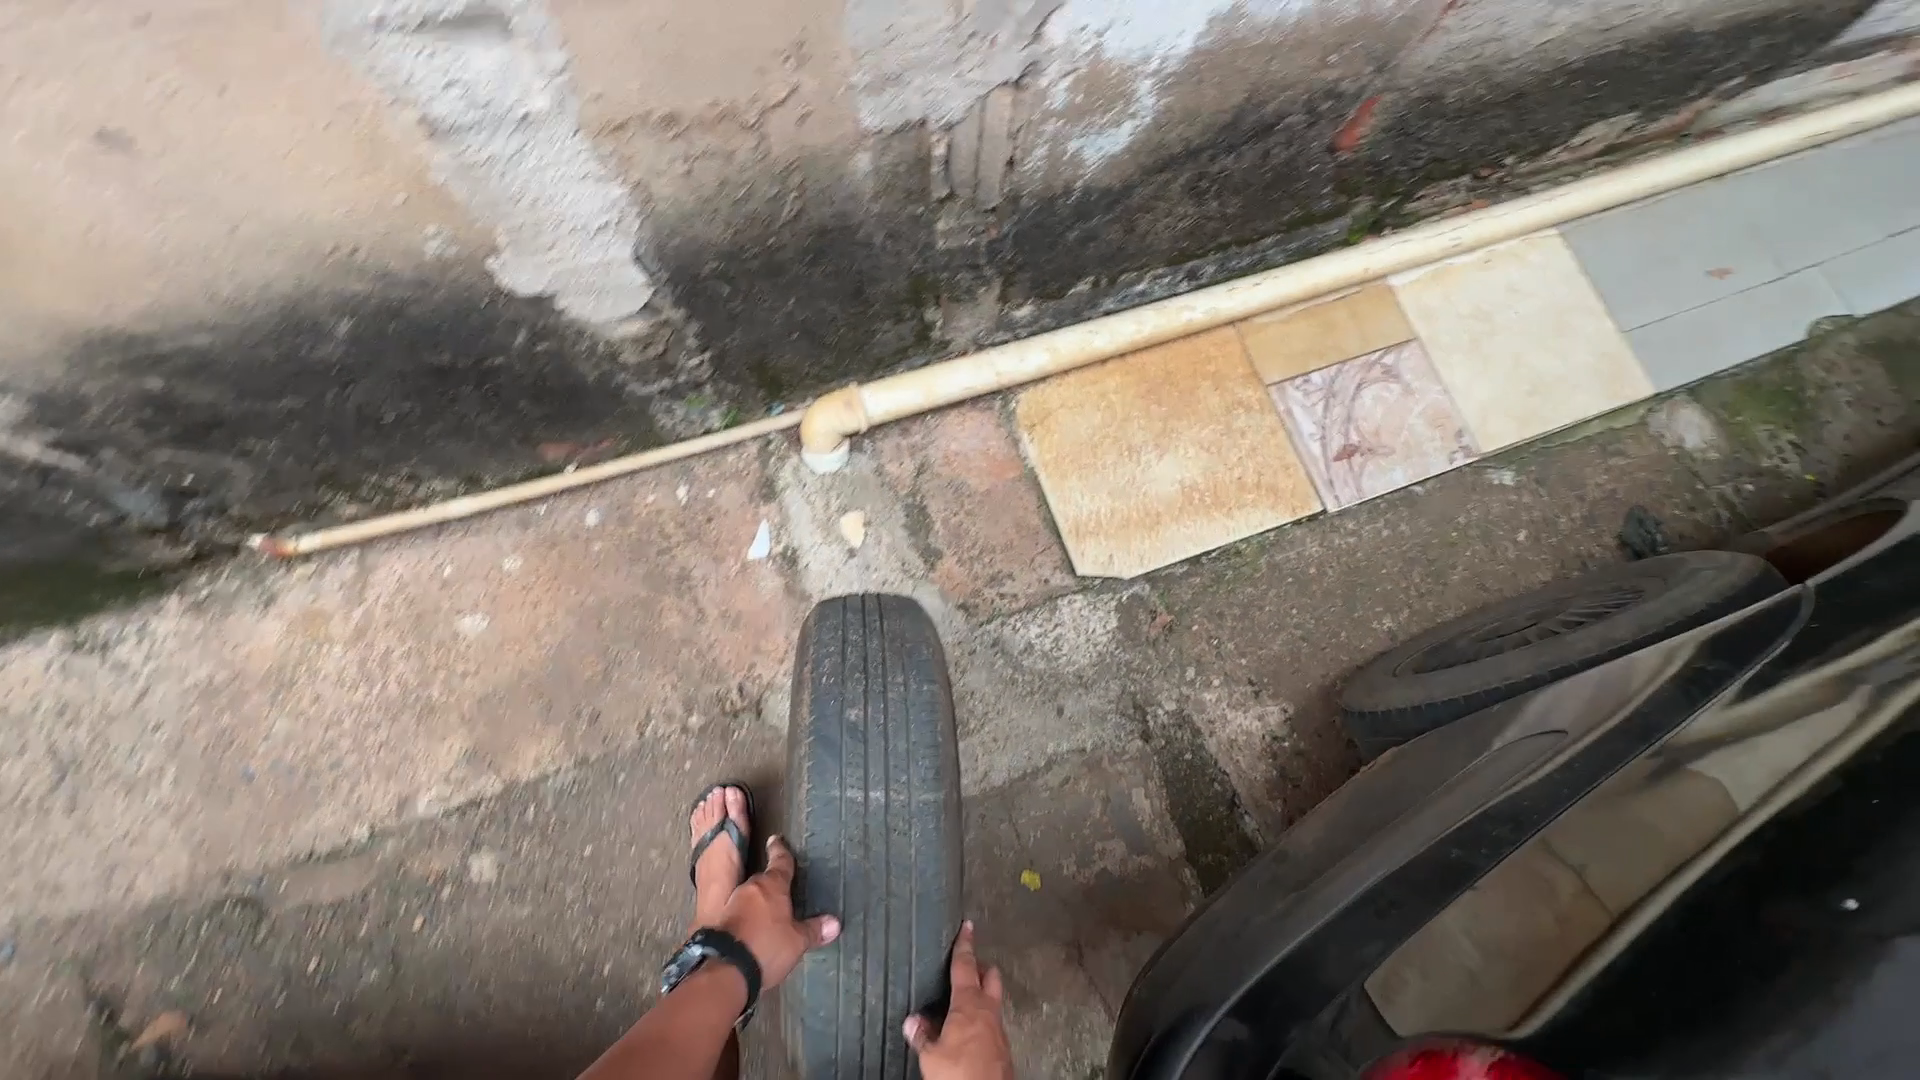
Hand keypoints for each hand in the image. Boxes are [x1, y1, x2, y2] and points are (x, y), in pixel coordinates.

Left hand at [708, 834, 839, 989]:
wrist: (724, 971)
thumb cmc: (766, 947)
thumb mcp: (797, 941)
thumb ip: (814, 930)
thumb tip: (835, 923)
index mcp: (771, 885)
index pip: (780, 862)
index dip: (781, 851)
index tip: (776, 839)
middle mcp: (749, 889)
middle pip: (763, 880)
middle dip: (771, 884)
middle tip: (781, 889)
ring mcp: (730, 905)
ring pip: (747, 897)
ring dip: (756, 903)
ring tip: (767, 914)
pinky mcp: (718, 924)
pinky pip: (736, 914)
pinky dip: (744, 918)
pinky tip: (750, 931)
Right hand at [903, 921, 1014, 1079]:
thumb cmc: (959, 1075)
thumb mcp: (931, 1057)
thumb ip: (922, 1035)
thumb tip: (911, 1020)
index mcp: (969, 1003)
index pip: (965, 965)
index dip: (965, 945)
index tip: (968, 926)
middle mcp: (988, 1010)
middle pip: (990, 976)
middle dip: (981, 967)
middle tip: (968, 964)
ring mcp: (999, 1029)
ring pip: (994, 999)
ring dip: (983, 994)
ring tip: (967, 997)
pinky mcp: (1003, 1048)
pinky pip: (993, 1022)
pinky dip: (983, 1018)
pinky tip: (972, 1029)